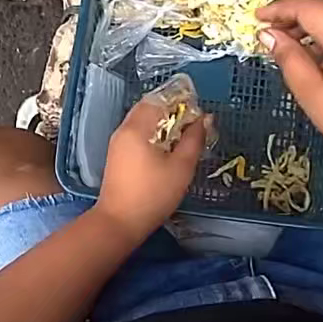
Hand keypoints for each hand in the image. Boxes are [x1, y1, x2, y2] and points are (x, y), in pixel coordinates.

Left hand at [95, 97, 209, 237]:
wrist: (119, 222)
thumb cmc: (152, 195)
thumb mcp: (181, 168)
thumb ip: (194, 140)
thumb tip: (204, 119)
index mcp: (137, 128)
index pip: (159, 99)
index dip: (180, 100)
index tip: (198, 109)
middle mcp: (124, 130)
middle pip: (149, 108)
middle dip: (172, 110)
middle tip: (194, 121)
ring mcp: (118, 144)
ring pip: (143, 122)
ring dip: (163, 123)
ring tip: (184, 135)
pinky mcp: (118, 157)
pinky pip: (138, 135)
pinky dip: (154, 135)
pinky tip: (168, 149)